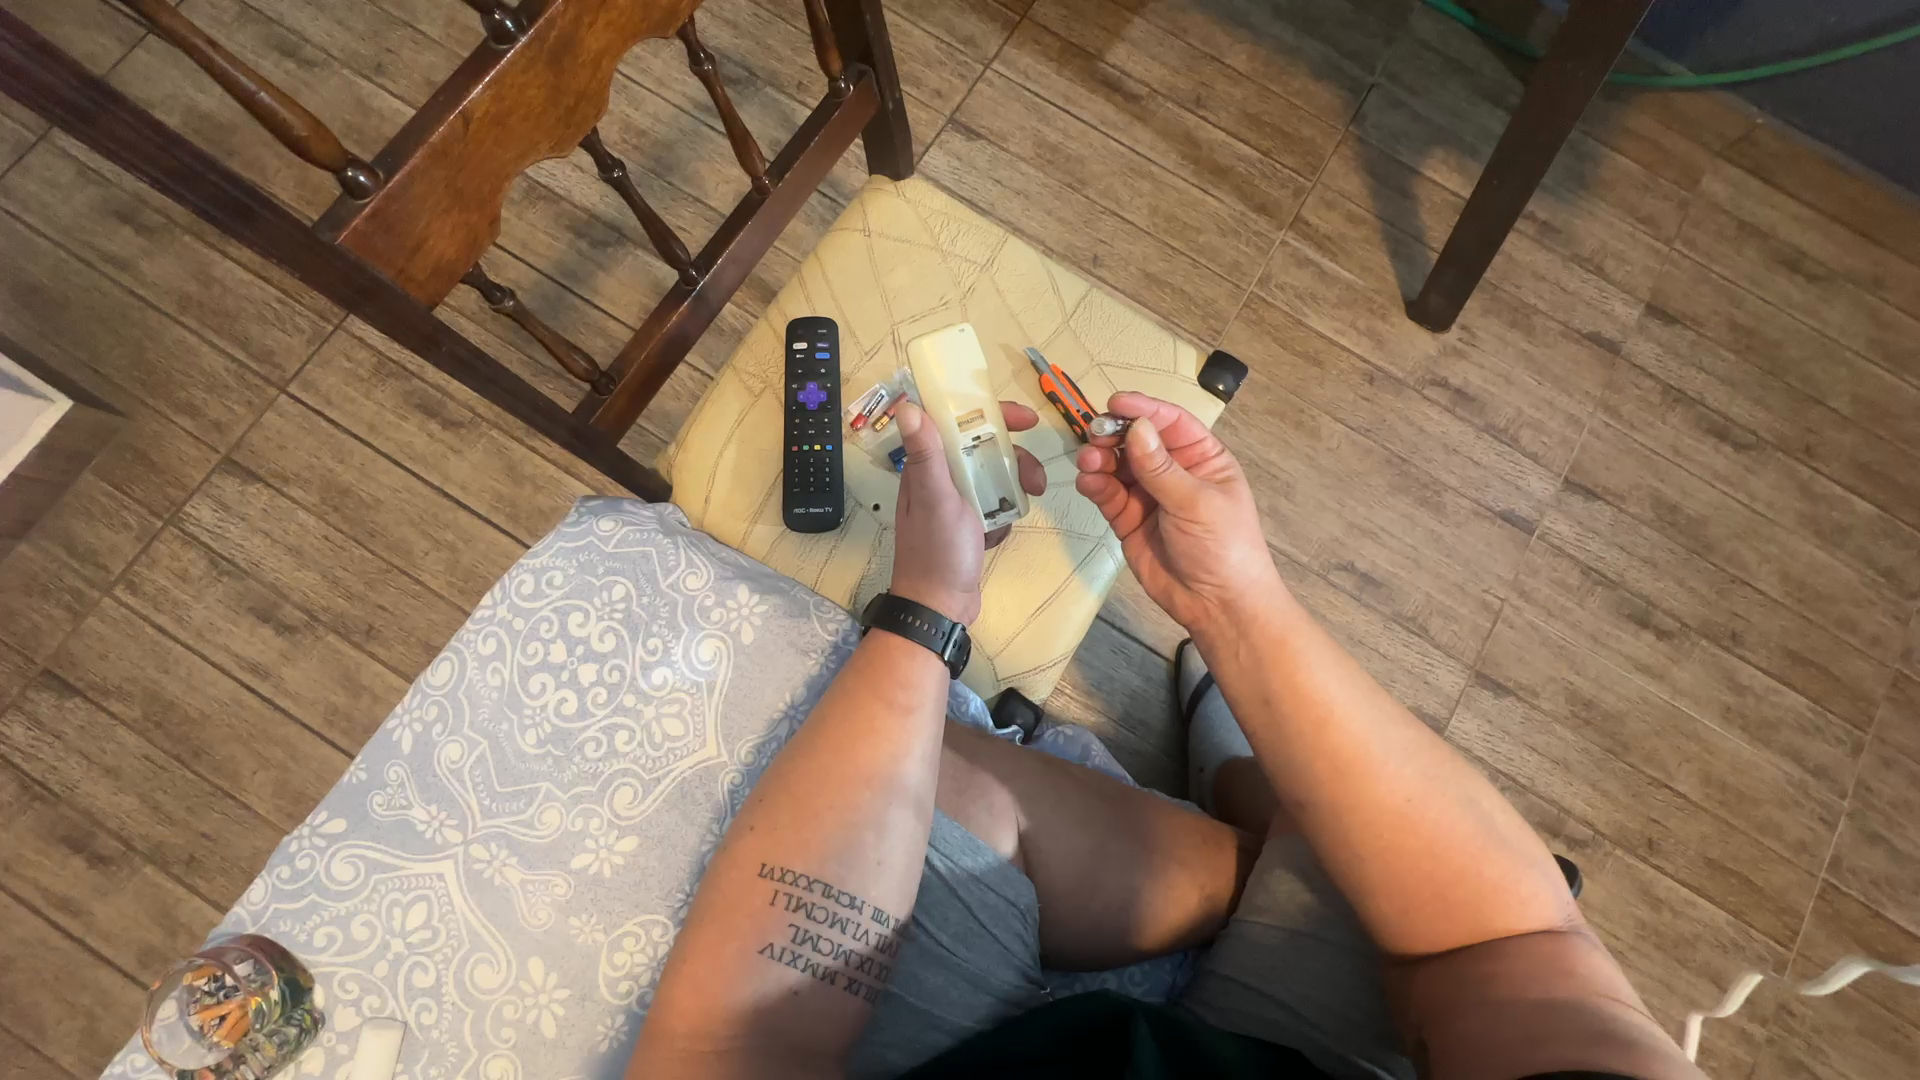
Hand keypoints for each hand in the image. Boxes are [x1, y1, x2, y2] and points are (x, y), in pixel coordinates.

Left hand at [891, 401, 1046, 623]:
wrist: (939, 607)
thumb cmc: (937, 551)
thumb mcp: (935, 498)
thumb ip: (926, 453)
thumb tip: (907, 406)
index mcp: (927, 467)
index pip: (957, 423)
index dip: (990, 413)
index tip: (1026, 419)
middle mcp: (938, 480)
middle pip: (982, 449)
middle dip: (1014, 458)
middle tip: (1037, 476)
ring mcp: (953, 503)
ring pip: (992, 477)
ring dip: (1013, 487)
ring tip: (1030, 500)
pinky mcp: (967, 524)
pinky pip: (994, 506)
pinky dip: (1003, 515)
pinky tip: (1002, 531)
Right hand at [1073, 392, 1282, 637]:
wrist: (1216, 605)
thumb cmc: (1223, 546)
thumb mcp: (1195, 503)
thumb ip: (1161, 467)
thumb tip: (1136, 427)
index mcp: (1202, 458)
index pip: (1170, 423)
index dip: (1143, 409)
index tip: (1114, 403)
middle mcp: (1173, 471)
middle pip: (1136, 441)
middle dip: (1114, 435)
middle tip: (1093, 435)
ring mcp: (1148, 496)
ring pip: (1116, 467)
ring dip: (1100, 460)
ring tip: (1088, 463)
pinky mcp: (1127, 520)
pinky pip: (1107, 495)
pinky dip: (1095, 485)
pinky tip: (1088, 482)